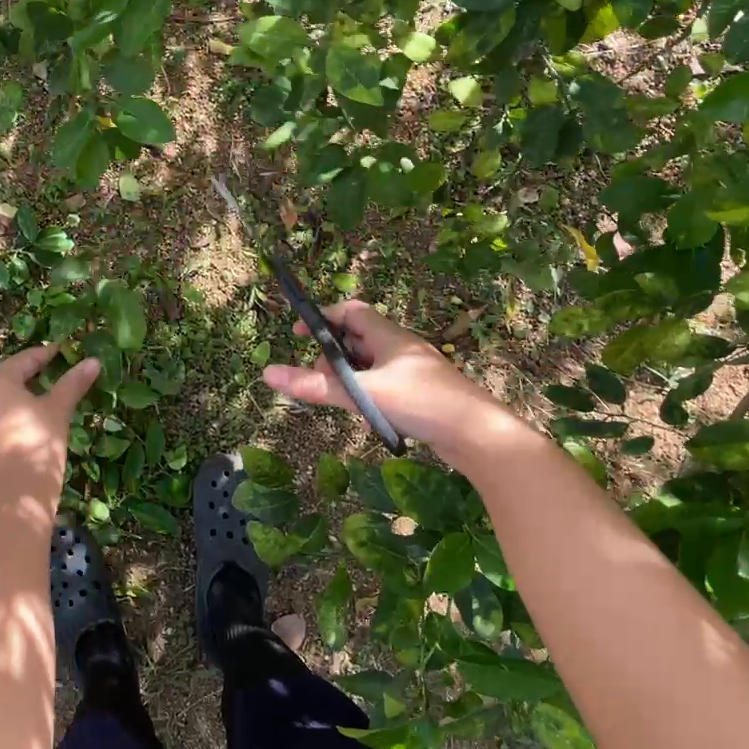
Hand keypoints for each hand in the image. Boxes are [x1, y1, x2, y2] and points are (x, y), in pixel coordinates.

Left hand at [0, 346, 99, 511]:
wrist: (13, 500)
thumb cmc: (37, 446)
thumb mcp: (58, 412)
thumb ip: (72, 384)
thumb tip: (93, 361)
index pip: (23, 361)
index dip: (44, 355)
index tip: (61, 351)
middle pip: (6, 379)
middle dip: (29, 375)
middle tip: (52, 373)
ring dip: (18, 397)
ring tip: (41, 399)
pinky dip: (9, 417)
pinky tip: (25, 427)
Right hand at [261, 300, 518, 465]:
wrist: (480, 437)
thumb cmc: (422, 403)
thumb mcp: (362, 394)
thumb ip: (316, 385)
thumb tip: (268, 373)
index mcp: (389, 336)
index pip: (350, 311)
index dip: (323, 318)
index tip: (299, 333)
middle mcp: (401, 348)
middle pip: (358, 338)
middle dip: (332, 354)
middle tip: (318, 377)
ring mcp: (414, 371)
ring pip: (371, 363)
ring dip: (350, 375)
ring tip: (340, 398)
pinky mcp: (422, 393)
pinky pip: (385, 382)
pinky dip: (368, 390)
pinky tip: (367, 413)